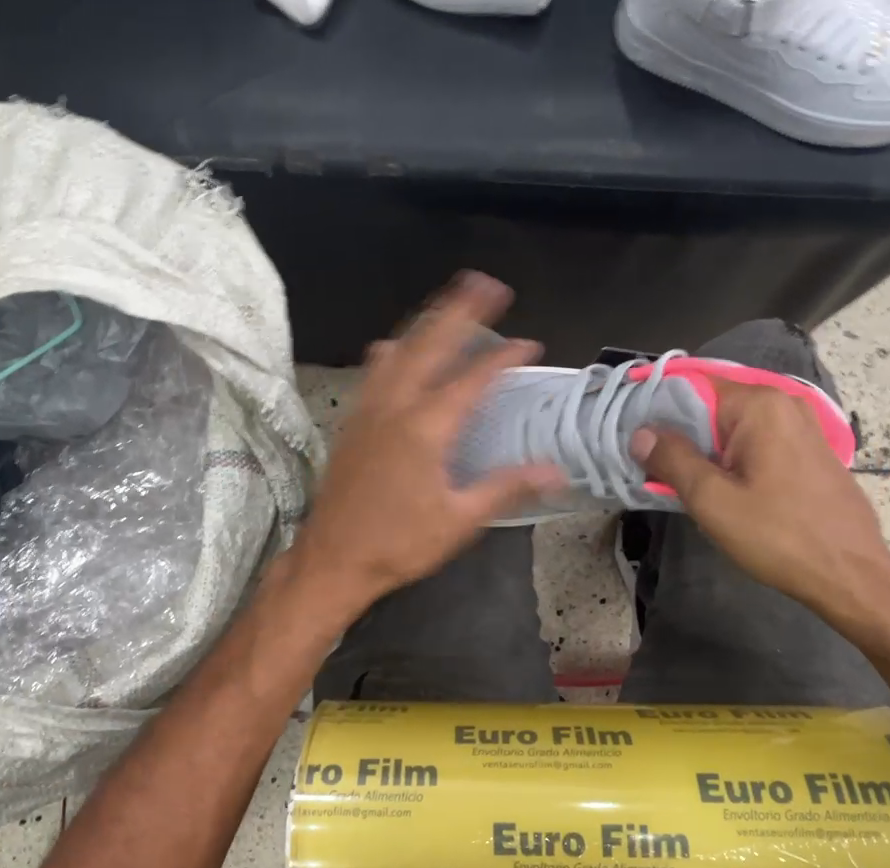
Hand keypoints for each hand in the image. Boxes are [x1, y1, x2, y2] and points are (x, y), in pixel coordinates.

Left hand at [292, 272, 565, 606]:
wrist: (333, 559)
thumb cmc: (399, 544)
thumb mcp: (460, 520)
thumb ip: (506, 487)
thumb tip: (557, 470)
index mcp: (426, 427)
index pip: (473, 378)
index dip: (504, 358)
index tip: (530, 344)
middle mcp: (395, 406)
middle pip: (431, 343)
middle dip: (462, 310)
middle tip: (488, 285)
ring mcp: (368, 411)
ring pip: (399, 349)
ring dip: (426, 321)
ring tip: (448, 302)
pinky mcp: (352, 423)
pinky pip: (374, 371)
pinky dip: (393, 350)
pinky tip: (394, 348)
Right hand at [631, 382, 889, 619]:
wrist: (850, 573)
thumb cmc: (778, 536)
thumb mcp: (712, 500)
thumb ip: (672, 460)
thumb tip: (640, 433)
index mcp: (759, 406)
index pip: (692, 387)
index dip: (658, 411)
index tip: (633, 439)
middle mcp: (784, 404)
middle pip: (712, 407)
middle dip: (680, 435)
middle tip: (650, 468)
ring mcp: (801, 427)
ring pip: (733, 429)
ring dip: (705, 451)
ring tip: (679, 483)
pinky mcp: (808, 453)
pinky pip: (756, 444)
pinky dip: (732, 460)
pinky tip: (719, 490)